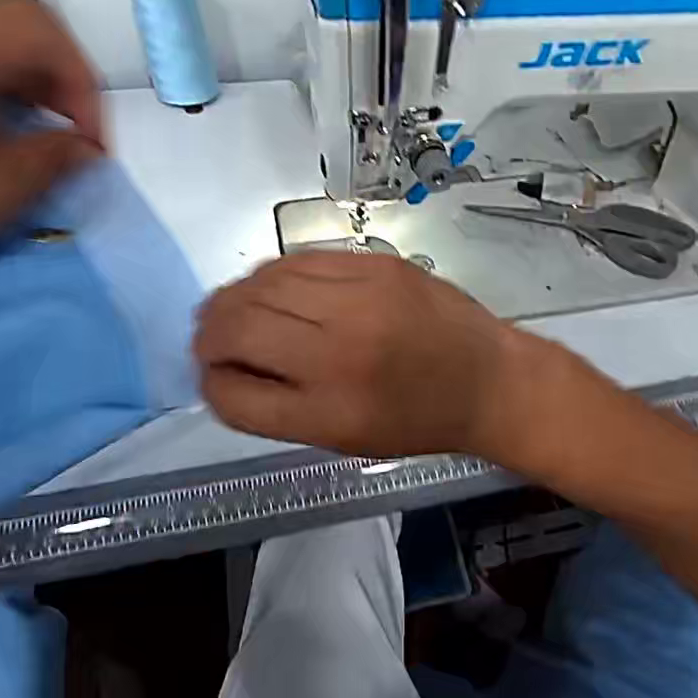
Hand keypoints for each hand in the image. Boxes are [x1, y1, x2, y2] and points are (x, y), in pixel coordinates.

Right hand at [193, 251, 570, 460]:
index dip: (211, 383)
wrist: (488, 380)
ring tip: (237, 311)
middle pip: (236, 327)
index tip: (215, 375)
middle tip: (212, 339)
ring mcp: (358, 298)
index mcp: (328, 412)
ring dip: (234, 298)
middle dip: (209, 334)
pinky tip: (276, 289)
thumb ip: (275, 408)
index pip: (233, 394)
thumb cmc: (415, 421)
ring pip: (260, 285)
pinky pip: (298, 260)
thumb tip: (222, 371)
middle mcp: (337, 352)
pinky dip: (273, 276)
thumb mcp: (342, 436)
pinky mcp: (375, 264)